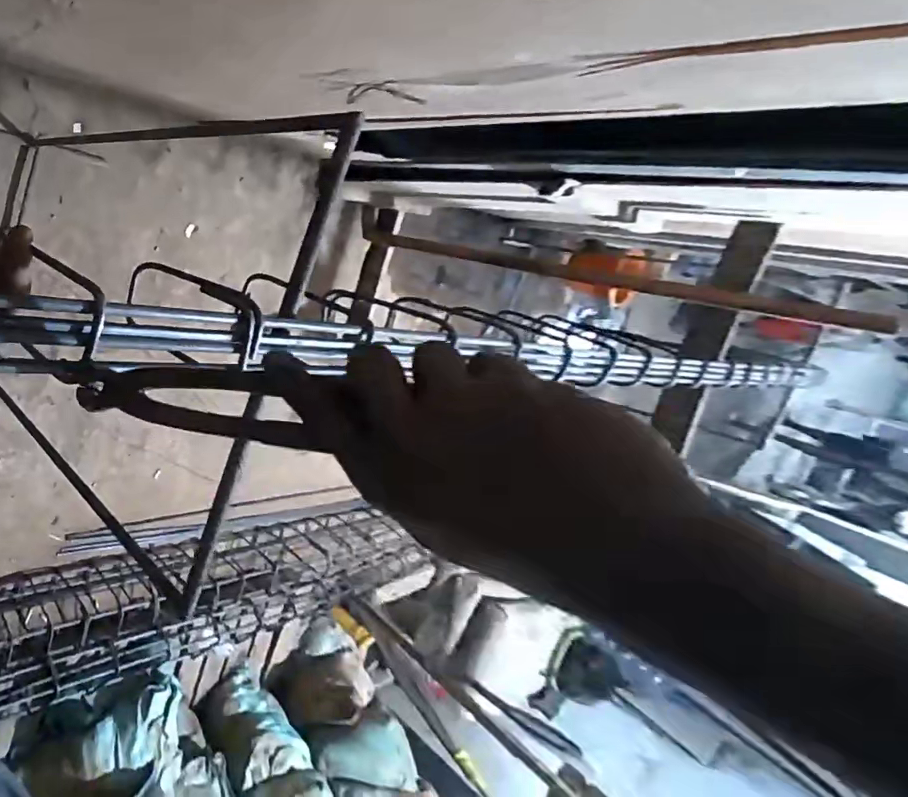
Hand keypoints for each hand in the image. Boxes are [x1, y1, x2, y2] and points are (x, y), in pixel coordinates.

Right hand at [268, 343, 714, 600]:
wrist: (629, 552)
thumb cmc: (522, 546)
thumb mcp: (435, 518)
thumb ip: (392, 465)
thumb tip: (368, 419)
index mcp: (393, 475)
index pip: (325, 414)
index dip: (297, 383)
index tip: (278, 359)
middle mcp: (416, 432)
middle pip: (369, 361)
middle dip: (381, 365)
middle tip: (410, 385)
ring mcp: (469, 401)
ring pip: (439, 356)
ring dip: (455, 379)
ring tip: (489, 414)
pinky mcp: (521, 383)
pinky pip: (496, 365)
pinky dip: (507, 386)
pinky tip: (533, 419)